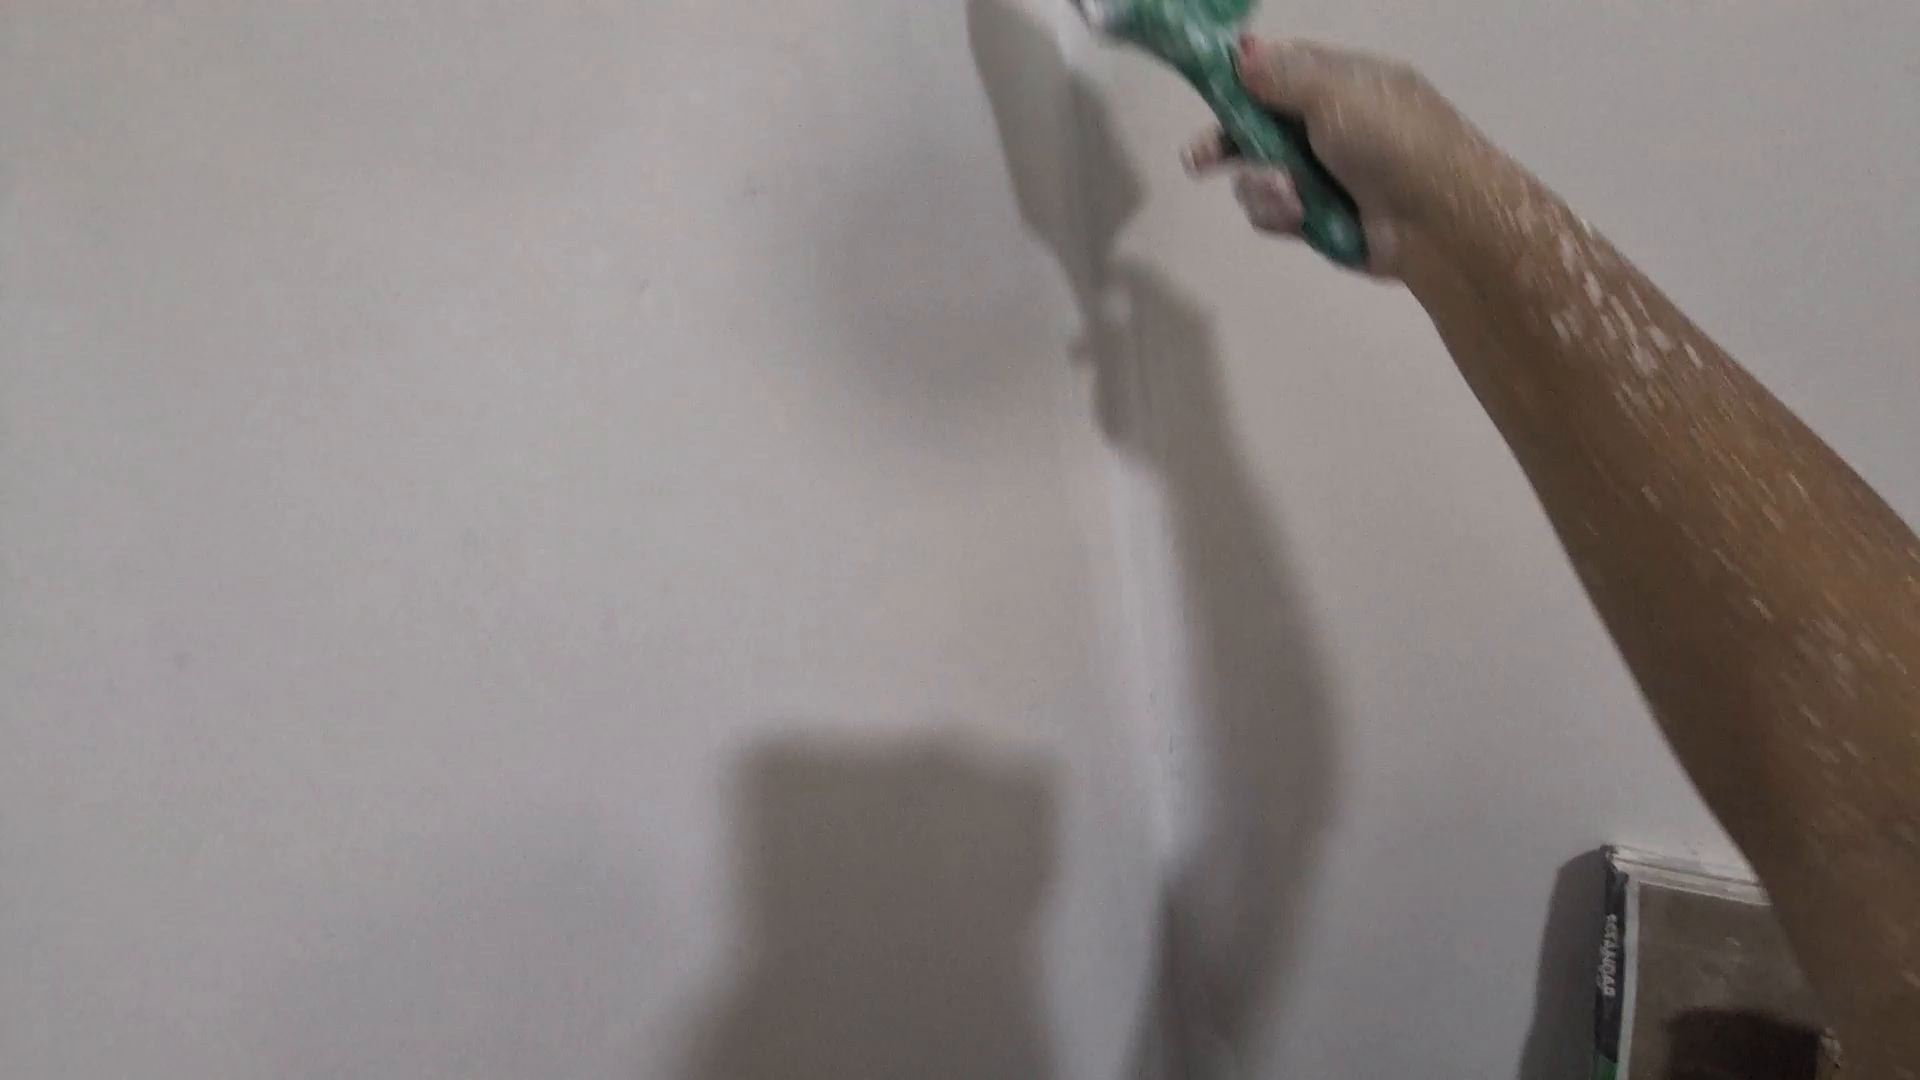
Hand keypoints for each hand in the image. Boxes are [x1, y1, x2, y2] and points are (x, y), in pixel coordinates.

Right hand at [1184, 37, 1471, 278]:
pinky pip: (1270, 213)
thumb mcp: (1337, 94)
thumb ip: (1283, 76)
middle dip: (1226, 145)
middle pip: (1255, 130)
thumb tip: (1242, 50)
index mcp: (1338, 84)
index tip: (1210, 90)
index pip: (1277, 74)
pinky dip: (1278, 215)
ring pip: (1257, 178)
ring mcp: (1317, 175)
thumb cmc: (1391, 142)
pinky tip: (1297, 217)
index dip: (1241, 83)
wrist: (1432, 218)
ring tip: (1289, 198)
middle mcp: (1323, 127)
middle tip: (1196, 161)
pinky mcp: (1311, 217)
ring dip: (1263, 188)